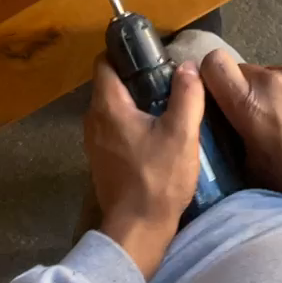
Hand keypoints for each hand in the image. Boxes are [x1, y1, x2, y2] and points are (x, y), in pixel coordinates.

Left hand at [83, 56, 206, 277]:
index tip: (149, 54)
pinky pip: (113, 128)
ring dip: (134, 102)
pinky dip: (130, 123)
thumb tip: (188, 67)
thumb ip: (186, 96)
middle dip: (134, 78)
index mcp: (107, 105)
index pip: (104, 62)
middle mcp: (93, 119)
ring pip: (112, 107)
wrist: (136, 229)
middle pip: (109, 84)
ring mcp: (93, 141)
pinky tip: (155, 133)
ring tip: (165, 106)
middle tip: (166, 80)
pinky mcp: (101, 159)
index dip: (124, 53)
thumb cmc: (158, 179)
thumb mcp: (181, 134)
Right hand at [199, 48, 281, 229]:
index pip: (212, 62)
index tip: (218, 92)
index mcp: (247, 102)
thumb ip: (236, 143)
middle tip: (261, 117)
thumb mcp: (258, 171)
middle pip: (244, 72)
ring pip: (274, 76)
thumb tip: (227, 135)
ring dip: (277, 93)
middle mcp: (269, 78)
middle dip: (247, 91)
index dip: (211, 74)